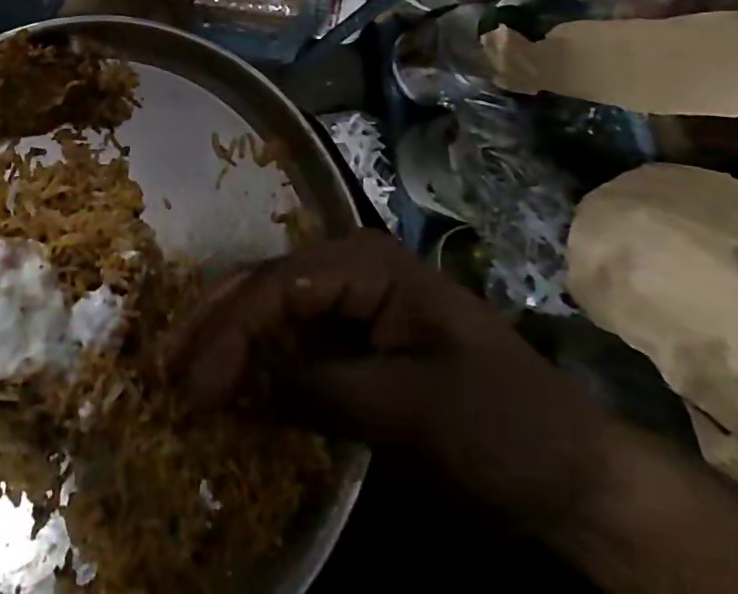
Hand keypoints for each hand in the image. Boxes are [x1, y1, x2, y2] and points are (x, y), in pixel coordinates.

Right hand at [162, 234, 619, 533]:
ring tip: (179, 375)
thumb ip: (317, 389)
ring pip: (270, 314)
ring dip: (225, 344)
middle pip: (264, 289)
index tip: (193, 385)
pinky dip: (255, 367)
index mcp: (368, 264)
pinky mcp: (352, 345)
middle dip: (213, 327)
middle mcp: (351, 271)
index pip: (280, 287)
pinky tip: (226, 387)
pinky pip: (290, 347)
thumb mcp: (411, 408)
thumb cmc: (504, 424)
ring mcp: (350, 307)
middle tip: (163, 367)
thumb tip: (232, 384)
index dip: (231, 333)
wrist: (574, 473)